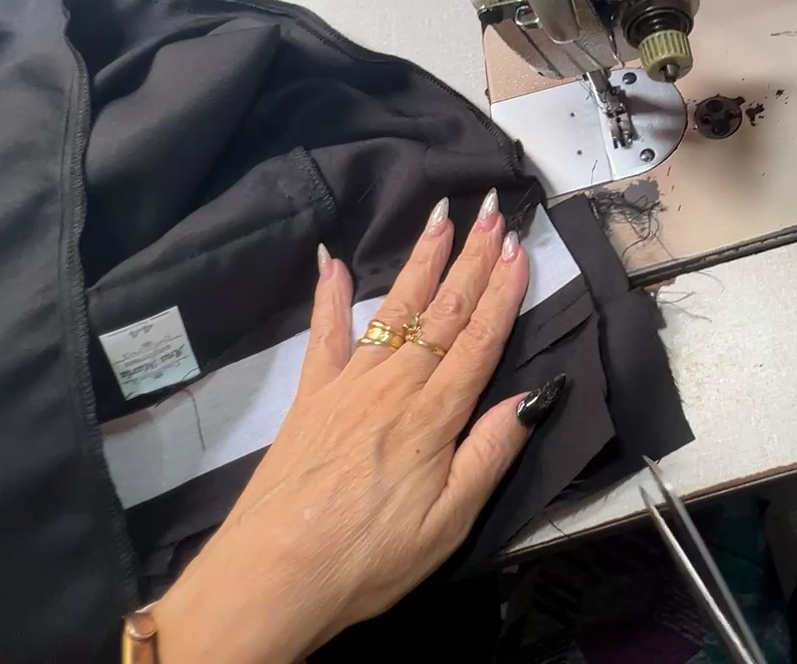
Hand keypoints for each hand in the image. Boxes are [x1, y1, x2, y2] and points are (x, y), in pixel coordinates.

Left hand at [148, 191, 565, 662]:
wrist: (262, 587)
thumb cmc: (367, 559)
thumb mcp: (448, 524)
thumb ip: (491, 453)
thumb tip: (533, 395)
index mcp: (434, 415)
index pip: (479, 338)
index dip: (502, 290)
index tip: (517, 245)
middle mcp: (395, 385)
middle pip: (445, 310)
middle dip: (472, 256)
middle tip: (489, 208)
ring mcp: (349, 385)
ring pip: (398, 309)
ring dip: (423, 259)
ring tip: (440, 216)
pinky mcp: (311, 396)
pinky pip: (324, 336)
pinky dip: (328, 297)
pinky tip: (332, 261)